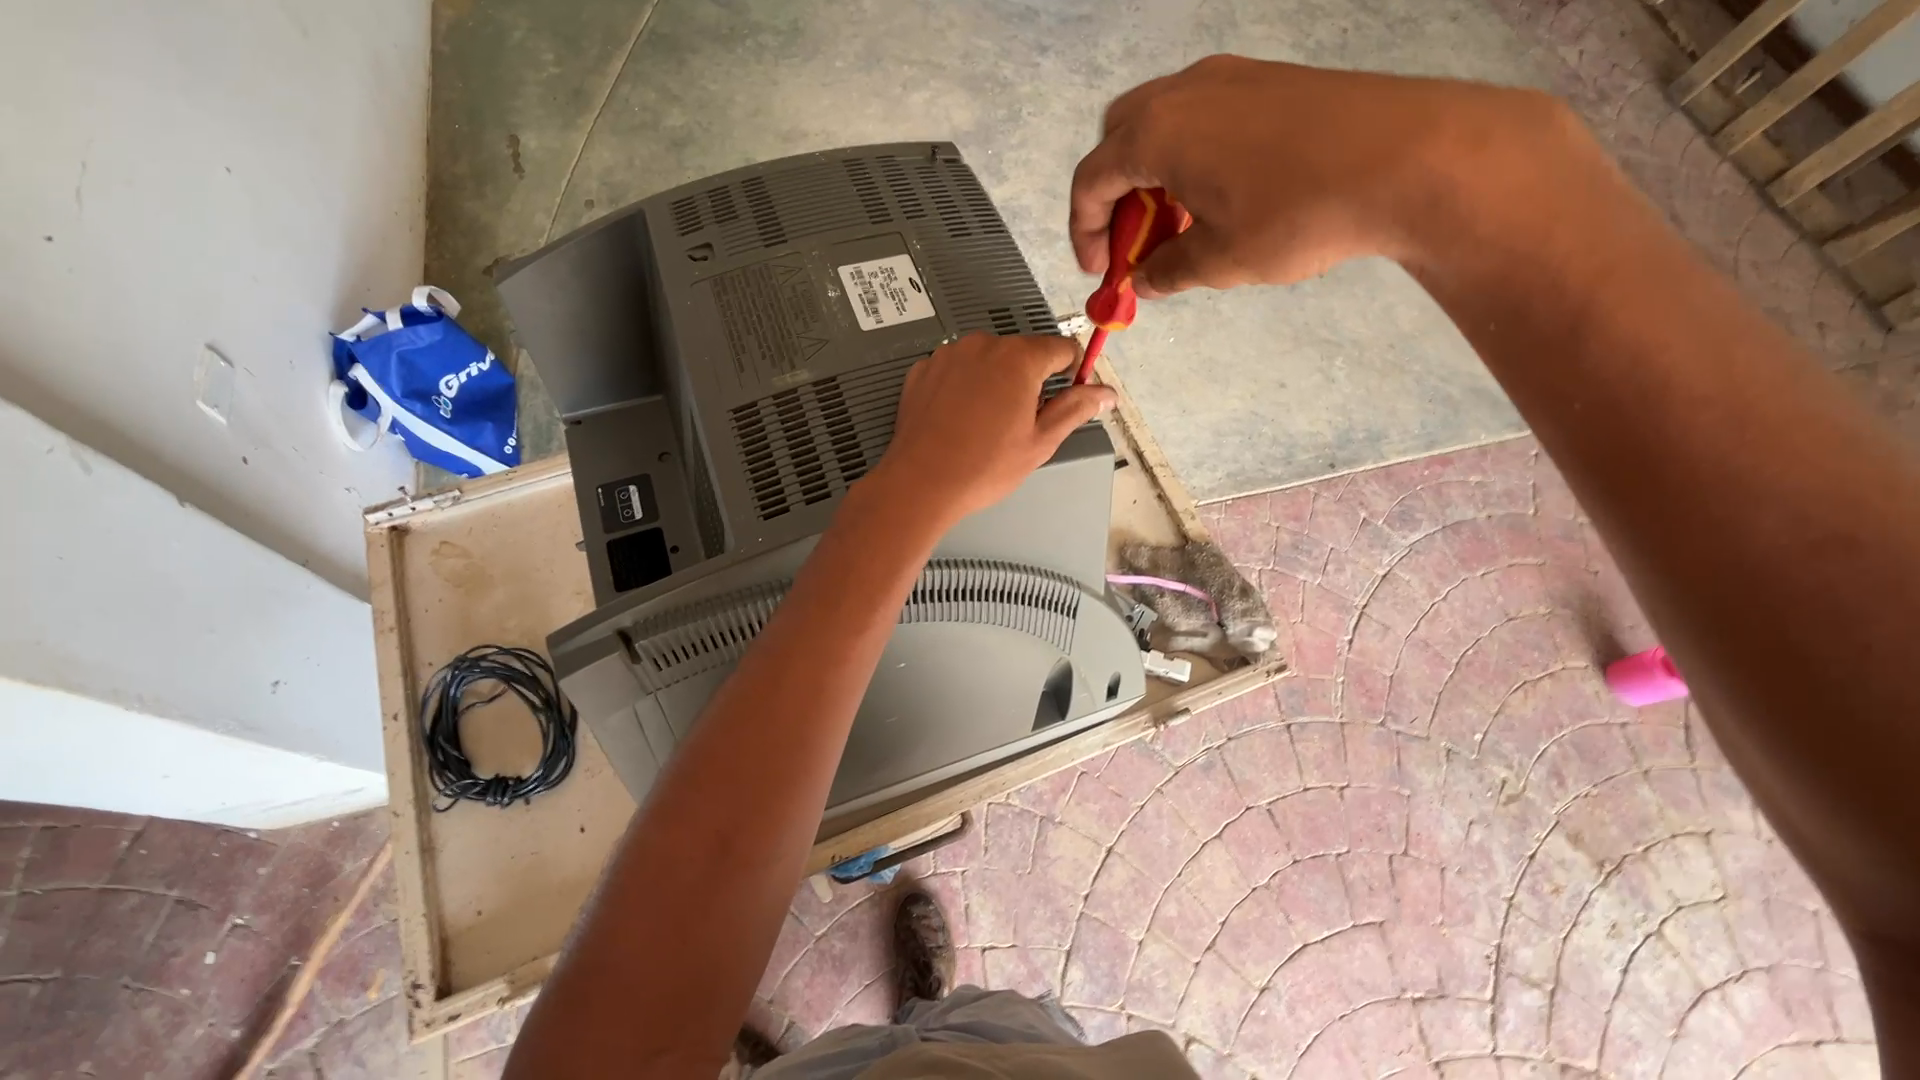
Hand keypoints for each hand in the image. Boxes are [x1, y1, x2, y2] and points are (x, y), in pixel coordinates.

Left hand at [867, 334, 1115, 523]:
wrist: (920, 483)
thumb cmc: (982, 467)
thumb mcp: (1041, 441)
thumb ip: (1076, 408)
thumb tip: (1105, 393)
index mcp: (1019, 358)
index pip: (1061, 348)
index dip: (1069, 374)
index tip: (1065, 398)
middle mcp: (983, 345)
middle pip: (1022, 353)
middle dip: (1029, 381)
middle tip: (1021, 423)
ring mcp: (949, 355)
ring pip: (987, 360)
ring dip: (995, 382)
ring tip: (986, 425)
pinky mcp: (923, 370)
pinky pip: (956, 370)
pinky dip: (963, 387)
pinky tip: (960, 420)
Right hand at [1069, 55, 1569, 295]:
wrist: (1409, 158)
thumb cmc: (1297, 214)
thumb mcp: (1220, 259)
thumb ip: (1168, 270)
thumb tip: (1146, 280)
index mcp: (1156, 132)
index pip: (1092, 179)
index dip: (1085, 231)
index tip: (1100, 270)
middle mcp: (1183, 91)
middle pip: (1119, 138)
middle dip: (1114, 194)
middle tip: (1134, 240)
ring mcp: (1230, 78)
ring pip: (1163, 121)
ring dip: (1154, 173)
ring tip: (1180, 221)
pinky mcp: (1269, 80)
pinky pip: (1205, 115)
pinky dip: (1192, 154)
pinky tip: (1224, 193)